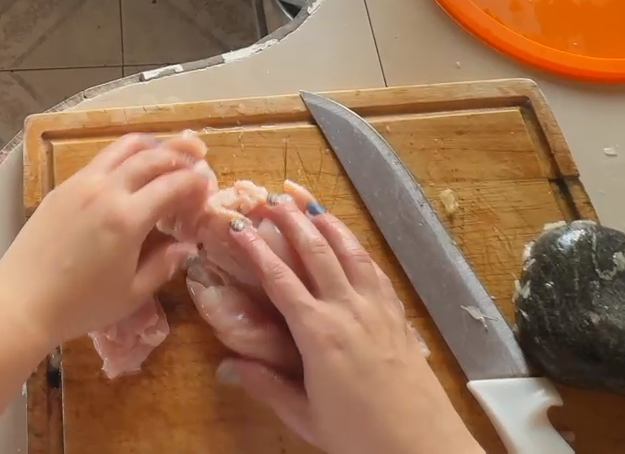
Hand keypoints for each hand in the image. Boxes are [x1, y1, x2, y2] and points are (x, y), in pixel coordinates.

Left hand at [0, 133, 212, 350]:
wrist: (22, 300)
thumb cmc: (80, 305)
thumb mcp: (131, 294)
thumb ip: (163, 265)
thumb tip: (187, 246)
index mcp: (127, 218)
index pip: (172, 185)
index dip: (195, 181)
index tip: (208, 184)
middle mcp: (106, 190)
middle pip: (151, 157)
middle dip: (180, 151)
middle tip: (200, 152)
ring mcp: (82, 182)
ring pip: (123, 148)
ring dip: (151, 144)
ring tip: (169, 148)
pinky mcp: (64, 185)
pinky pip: (101, 159)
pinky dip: (124, 154)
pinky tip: (131, 165)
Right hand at [219, 196, 481, 453]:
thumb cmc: (362, 441)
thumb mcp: (307, 419)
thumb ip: (267, 386)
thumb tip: (226, 366)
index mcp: (318, 332)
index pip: (278, 276)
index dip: (254, 247)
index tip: (236, 224)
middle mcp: (347, 310)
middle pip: (315, 250)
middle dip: (291, 218)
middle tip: (271, 195)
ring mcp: (376, 309)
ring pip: (348, 251)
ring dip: (325, 220)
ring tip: (306, 199)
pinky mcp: (398, 317)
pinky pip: (374, 270)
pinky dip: (355, 247)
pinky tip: (347, 239)